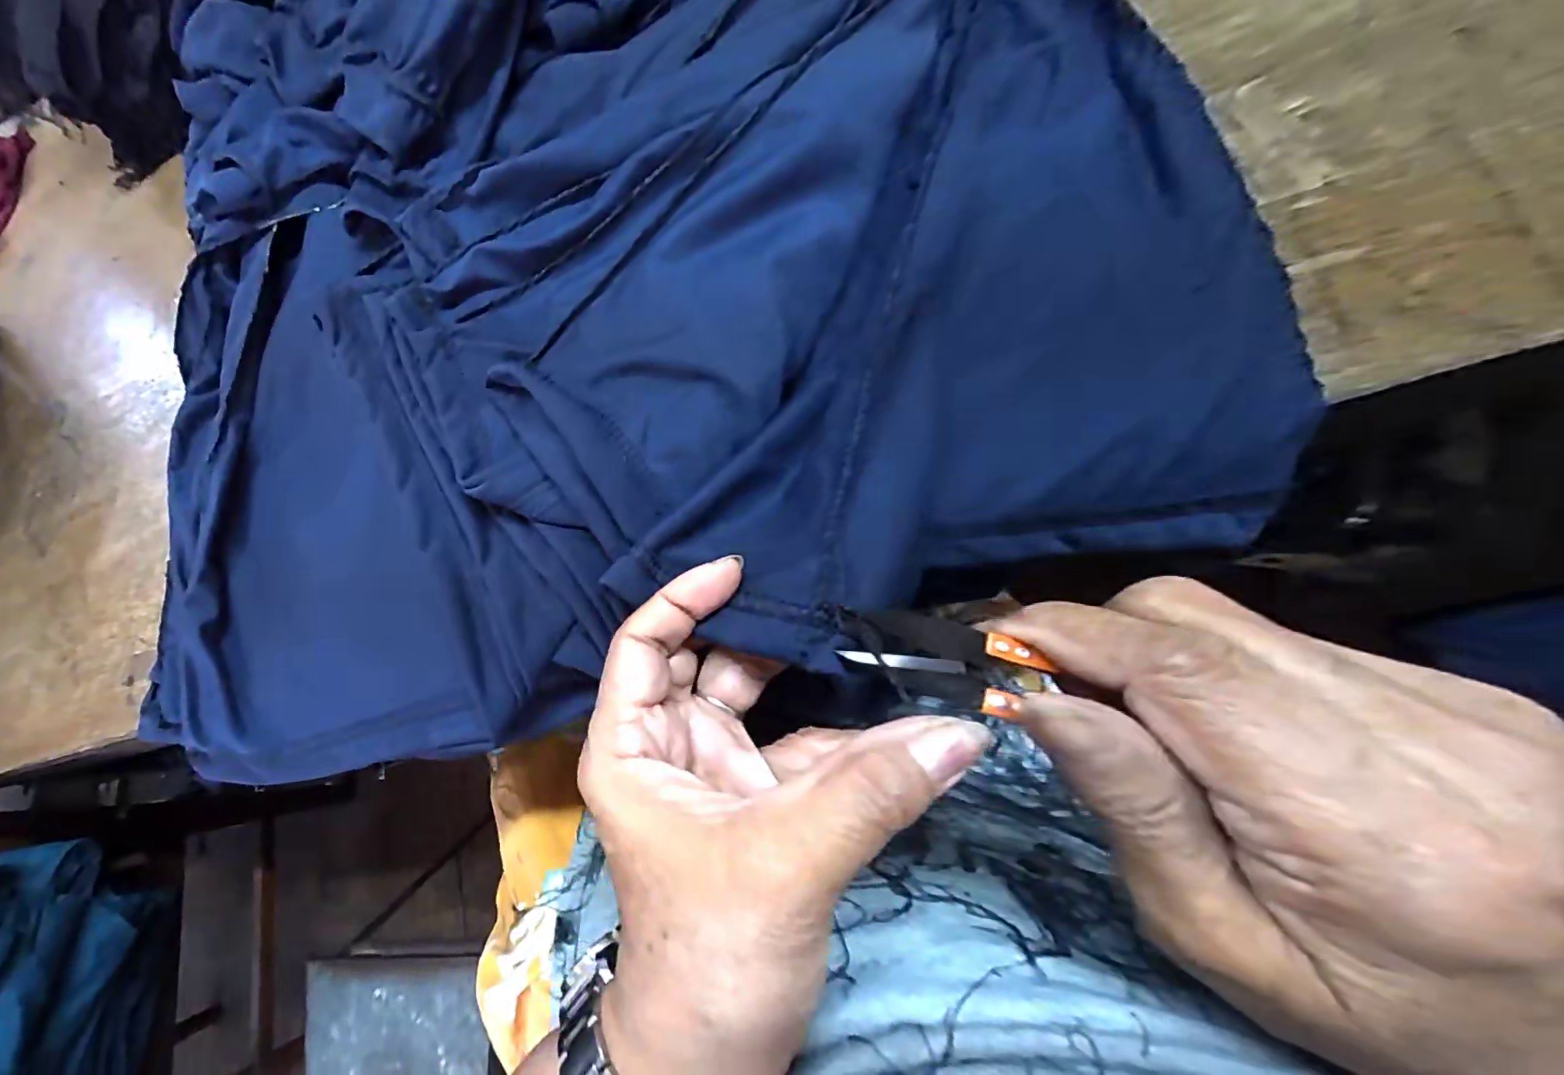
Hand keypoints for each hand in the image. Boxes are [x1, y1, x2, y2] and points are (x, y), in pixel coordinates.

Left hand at [578, 557, 992, 1074]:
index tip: (736, 568)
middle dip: (755, 631)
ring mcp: (713, 771)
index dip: (681, 600)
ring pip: (756, 702)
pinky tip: (899, 722)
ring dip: (809, 681)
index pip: (641, 645)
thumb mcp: (786, 859)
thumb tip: (961, 730)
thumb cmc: (712, 954)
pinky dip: (845, 738)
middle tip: (814, 598)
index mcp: (631, 746)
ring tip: (862, 640)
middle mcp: (666, 746)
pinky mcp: (757, 801)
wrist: (713, 1053)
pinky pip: (799, 750)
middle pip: (703, 662)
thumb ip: (872, 790)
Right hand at [1001, 578, 1563, 1074]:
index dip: (1069, 634)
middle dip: (1091, 634)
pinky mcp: (1463, 690)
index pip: (1180, 671)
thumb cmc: (1392, 1019)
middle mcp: (1421, 732)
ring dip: (1145, 649)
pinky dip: (1212, 666)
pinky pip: (1281, 640)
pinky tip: (1226, 729)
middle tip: (1053, 691)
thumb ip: (1134, 813)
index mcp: (1364, 822)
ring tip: (1137, 717)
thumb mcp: (1227, 945)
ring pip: (1228, 617)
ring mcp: (1454, 699)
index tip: (994, 641)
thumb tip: (1041, 704)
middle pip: (1191, 616)